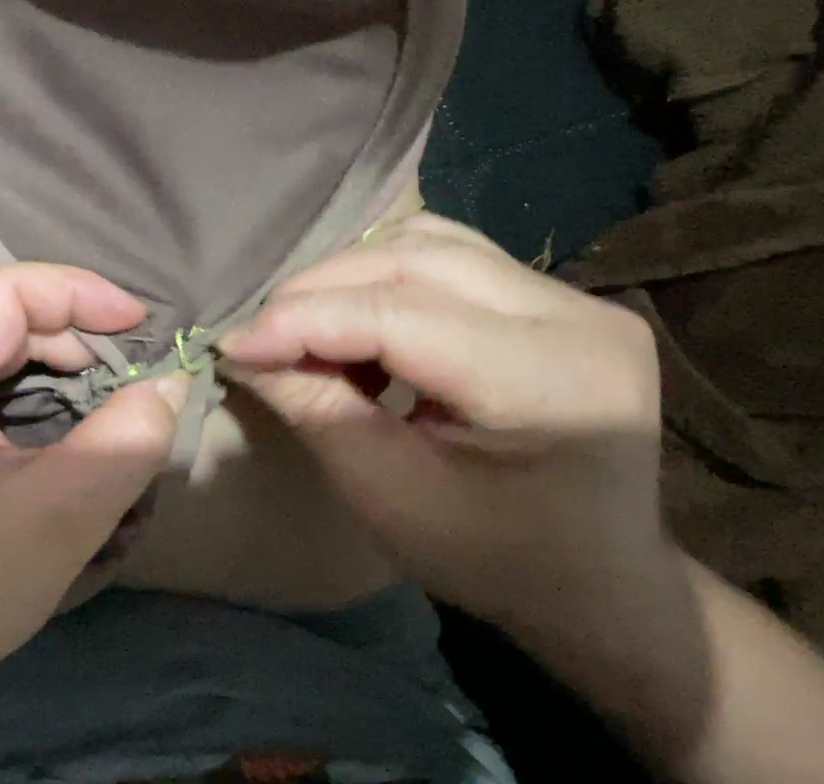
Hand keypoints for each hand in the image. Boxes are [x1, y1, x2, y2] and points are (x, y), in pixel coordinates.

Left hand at [0, 263, 182, 703]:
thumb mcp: (65, 513)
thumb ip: (129, 436)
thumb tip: (171, 377)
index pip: (0, 291)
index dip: (77, 291)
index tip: (140, 323)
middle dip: (68, 326)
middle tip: (130, 364)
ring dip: (47, 348)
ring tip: (103, 384)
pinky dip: (17, 369)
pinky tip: (56, 396)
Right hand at [217, 214, 668, 630]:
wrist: (594, 581)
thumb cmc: (488, 555)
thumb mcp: (385, 492)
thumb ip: (312, 406)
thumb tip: (239, 347)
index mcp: (554, 384)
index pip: (398, 315)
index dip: (302, 320)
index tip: (229, 345)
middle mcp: (578, 318)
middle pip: (412, 260)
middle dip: (316, 292)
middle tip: (258, 336)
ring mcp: (573, 299)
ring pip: (425, 242)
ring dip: (346, 277)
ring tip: (304, 327)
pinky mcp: (553, 296)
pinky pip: (445, 254)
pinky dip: (380, 276)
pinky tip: (356, 320)